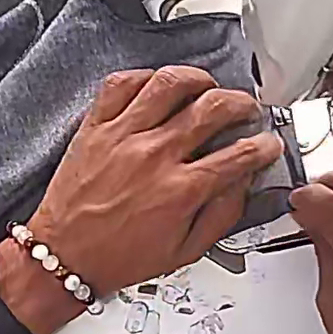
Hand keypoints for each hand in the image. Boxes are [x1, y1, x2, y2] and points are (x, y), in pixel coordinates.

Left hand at [0, 66, 281, 333]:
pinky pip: (122, 83)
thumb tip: (243, 183)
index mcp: (181, 191)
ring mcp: (123, 136)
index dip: (263, 145)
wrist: (66, 257)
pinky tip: (158, 87)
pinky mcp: (96, 127)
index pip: (239, 154)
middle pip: (213, 107)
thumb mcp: (185, 251)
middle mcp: (155, 156)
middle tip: (245, 110)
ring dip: (199, 79)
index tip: (266, 144)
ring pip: (171, 83)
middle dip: (242, 104)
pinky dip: (146, 76)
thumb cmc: (119, 257)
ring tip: (206, 88)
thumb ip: (222, 215)